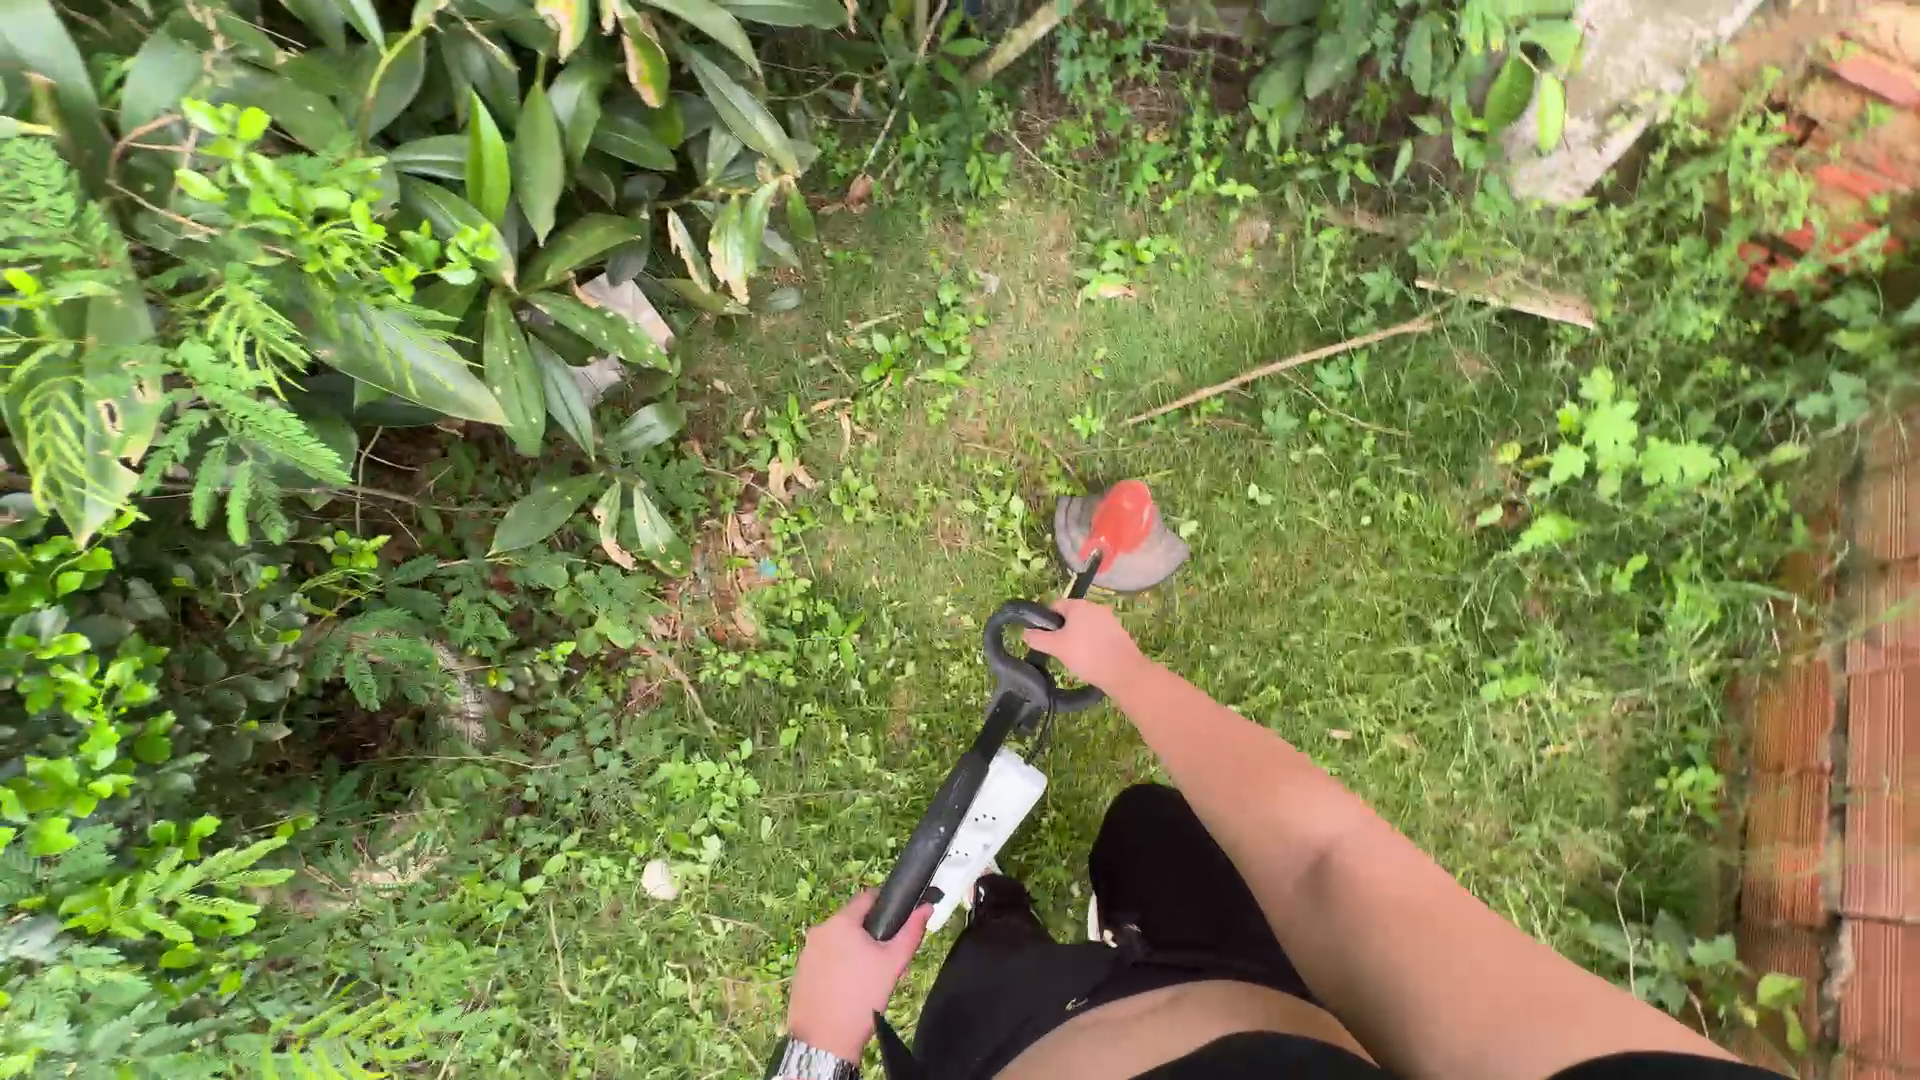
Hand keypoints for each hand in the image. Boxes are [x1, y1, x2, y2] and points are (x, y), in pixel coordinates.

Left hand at [786, 890, 933, 1059]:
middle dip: (871, 934)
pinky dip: (839, 966)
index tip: (898, 921)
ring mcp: (807, 952)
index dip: (886, 904)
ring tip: (870, 977)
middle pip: (852, 921)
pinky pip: (826, 959)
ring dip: (854, 951)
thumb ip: (911, 932)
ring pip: (839, 942)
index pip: (867, 897)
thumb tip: (926, 908)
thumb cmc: (862, 997)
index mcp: (841, 921)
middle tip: (887, 958)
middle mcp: (820, 930)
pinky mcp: (801, 972)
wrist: (824, 1042)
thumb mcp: (893, 964)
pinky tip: (849, 988)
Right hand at [1022, 599, 1147, 690]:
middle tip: (1058, 651)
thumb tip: (1025, 633)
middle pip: (1070, 616)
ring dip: (1076, 638)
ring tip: (1074, 657)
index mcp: (1078, 605)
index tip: (1044, 639)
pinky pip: (1097, 634)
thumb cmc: (1086, 655)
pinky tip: (1091, 659)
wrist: (1123, 672)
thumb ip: (1037, 638)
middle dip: (1062, 631)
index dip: (1045, 621)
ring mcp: (1109, 619)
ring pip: (1084, 626)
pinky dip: (1091, 643)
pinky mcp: (1118, 632)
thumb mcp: (1056, 647)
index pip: (1054, 606)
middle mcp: (1094, 606)